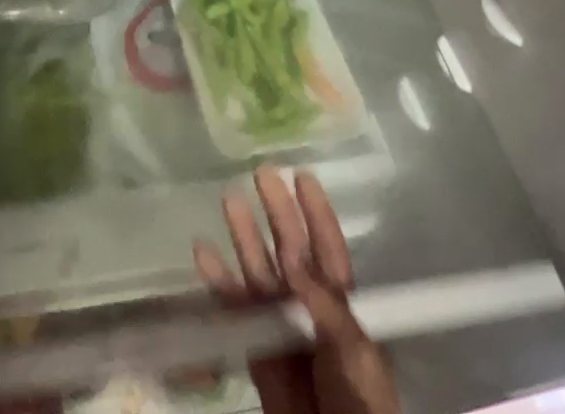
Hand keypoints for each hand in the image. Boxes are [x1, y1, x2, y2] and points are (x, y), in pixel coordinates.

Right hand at [193, 167, 400, 413]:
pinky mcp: (253, 347)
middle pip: (290, 249)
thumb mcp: (355, 353)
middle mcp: (308, 305)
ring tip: (229, 199)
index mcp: (341, 304)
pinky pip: (232, 307)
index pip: (328, 248)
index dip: (316, 212)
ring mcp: (279, 324)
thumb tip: (294, 259)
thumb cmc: (360, 401)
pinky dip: (217, 281)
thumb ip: (326, 307)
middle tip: (261, 173)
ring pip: (258, 270)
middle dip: (277, 212)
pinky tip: (203, 252)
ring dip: (245, 236)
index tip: (303, 176)